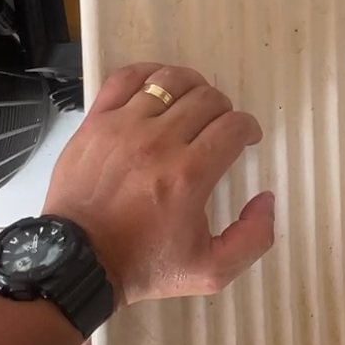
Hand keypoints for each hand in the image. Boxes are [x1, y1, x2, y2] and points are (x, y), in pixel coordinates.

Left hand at [43, 63, 274, 304]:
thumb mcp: (212, 271)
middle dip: (224, 110)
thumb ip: (254, 238)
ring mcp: (123, 127)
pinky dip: (149, 73)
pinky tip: (158, 89)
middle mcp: (158, 143)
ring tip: (192, 106)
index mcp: (189, 176)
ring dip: (193, 88)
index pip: (234, 126)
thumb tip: (267, 198)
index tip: (245, 140)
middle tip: (219, 129)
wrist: (77, 263)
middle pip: (208, 99)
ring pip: (171, 81)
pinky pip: (126, 77)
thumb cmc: (145, 265)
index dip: (248, 129)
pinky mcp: (96, 122)